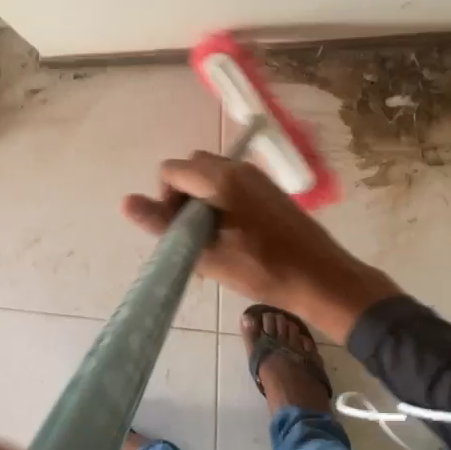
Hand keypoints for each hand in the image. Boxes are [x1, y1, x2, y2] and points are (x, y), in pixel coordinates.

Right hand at [122, 150, 398, 341]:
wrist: (325, 281)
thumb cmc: (262, 268)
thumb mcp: (206, 252)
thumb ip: (163, 225)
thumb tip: (126, 202)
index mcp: (220, 178)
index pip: (170, 171)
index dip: (165, 199)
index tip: (180, 231)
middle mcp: (238, 168)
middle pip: (191, 169)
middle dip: (182, 198)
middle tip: (193, 236)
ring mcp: (258, 178)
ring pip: (212, 177)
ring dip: (202, 201)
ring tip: (213, 240)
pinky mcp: (271, 191)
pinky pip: (233, 185)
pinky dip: (222, 202)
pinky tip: (235, 238)